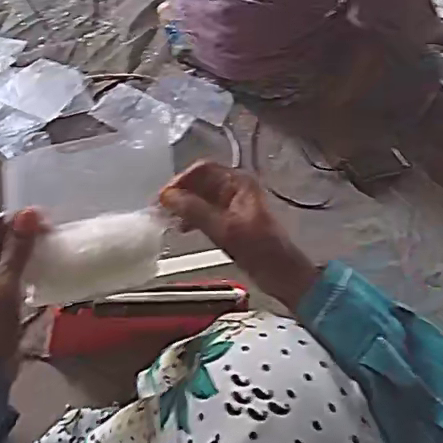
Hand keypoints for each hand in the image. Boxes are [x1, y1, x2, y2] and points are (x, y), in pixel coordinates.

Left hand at [0, 208, 41, 365]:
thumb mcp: (1, 290)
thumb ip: (16, 251)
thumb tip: (30, 213)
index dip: (12, 223)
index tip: (44, 219)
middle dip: (19, 237)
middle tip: (51, 232)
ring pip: (0, 260)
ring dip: (23, 253)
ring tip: (49, 246)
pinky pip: (4, 277)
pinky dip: (21, 270)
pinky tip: (40, 266)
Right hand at [158, 162, 320, 309]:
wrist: (282, 274)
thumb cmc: (259, 249)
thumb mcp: (224, 229)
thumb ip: (194, 210)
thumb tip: (166, 197)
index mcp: (239, 182)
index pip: (203, 169)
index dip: (180, 180)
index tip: (162, 198)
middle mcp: (236, 187)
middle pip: (200, 182)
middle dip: (179, 194)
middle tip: (159, 210)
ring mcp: (234, 204)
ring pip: (201, 197)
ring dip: (184, 206)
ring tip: (167, 221)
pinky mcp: (231, 220)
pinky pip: (206, 212)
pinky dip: (193, 217)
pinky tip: (182, 229)